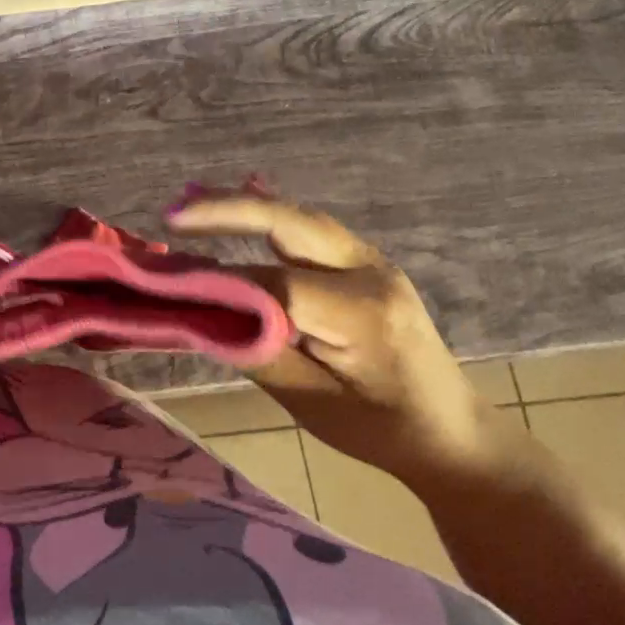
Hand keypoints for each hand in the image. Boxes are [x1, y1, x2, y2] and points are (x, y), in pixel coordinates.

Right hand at [167, 196, 520, 486]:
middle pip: (290, 224)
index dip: (219, 281)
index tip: (168, 282)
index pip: (274, 283)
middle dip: (226, 211)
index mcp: (362, 313)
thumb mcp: (310, 402)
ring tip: (189, 196)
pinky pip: (311, 229)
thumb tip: (196, 314)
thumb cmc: (381, 429)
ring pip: (299, 219)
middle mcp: (370, 273)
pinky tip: (244, 188)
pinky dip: (270, 212)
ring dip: (242, 205)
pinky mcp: (364, 265)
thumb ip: (253, 349)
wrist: (455, 436)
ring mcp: (372, 263)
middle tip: (171, 213)